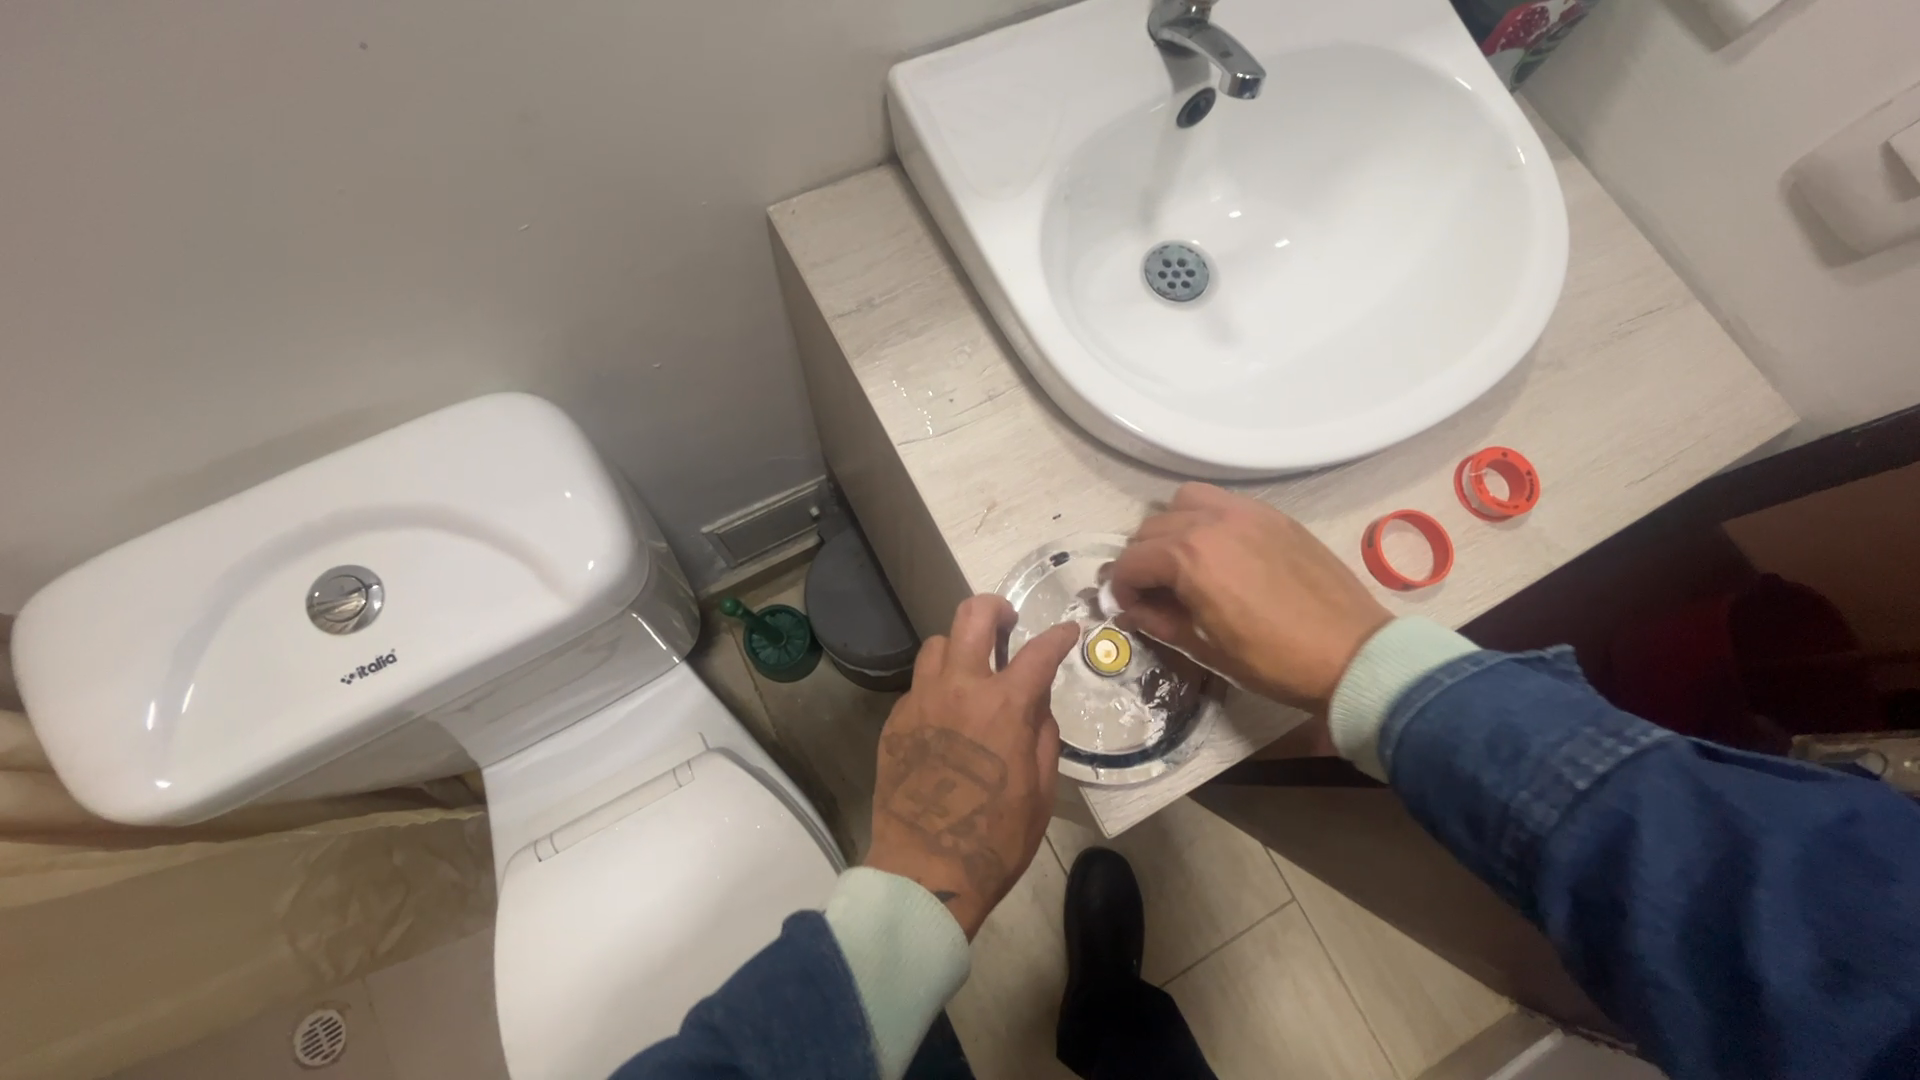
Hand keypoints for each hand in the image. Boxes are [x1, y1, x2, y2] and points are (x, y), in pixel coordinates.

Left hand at [865, 596, 1077, 938]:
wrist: (925, 870)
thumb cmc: (995, 838)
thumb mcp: (1040, 789)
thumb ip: (1042, 734)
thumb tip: (1036, 703)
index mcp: (1003, 706)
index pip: (1039, 651)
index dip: (1059, 636)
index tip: (1067, 632)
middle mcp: (959, 689)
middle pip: (972, 616)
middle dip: (995, 608)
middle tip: (1007, 624)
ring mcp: (921, 701)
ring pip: (937, 644)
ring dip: (960, 648)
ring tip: (972, 672)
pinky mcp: (895, 721)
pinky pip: (918, 684)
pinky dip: (938, 687)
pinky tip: (946, 716)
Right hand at [1107, 483, 1391, 712]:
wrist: (1351, 654)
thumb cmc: (1273, 661)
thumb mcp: (1205, 648)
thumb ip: (1159, 622)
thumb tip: (1132, 611)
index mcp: (1189, 558)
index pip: (1130, 561)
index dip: (1122, 589)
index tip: (1133, 610)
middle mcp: (1212, 523)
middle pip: (1150, 528)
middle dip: (1143, 560)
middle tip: (1157, 591)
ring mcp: (1246, 513)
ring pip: (1184, 501)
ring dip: (1172, 528)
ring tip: (1186, 559)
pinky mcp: (1274, 515)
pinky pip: (1223, 501)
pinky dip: (1208, 518)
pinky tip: (1222, 550)